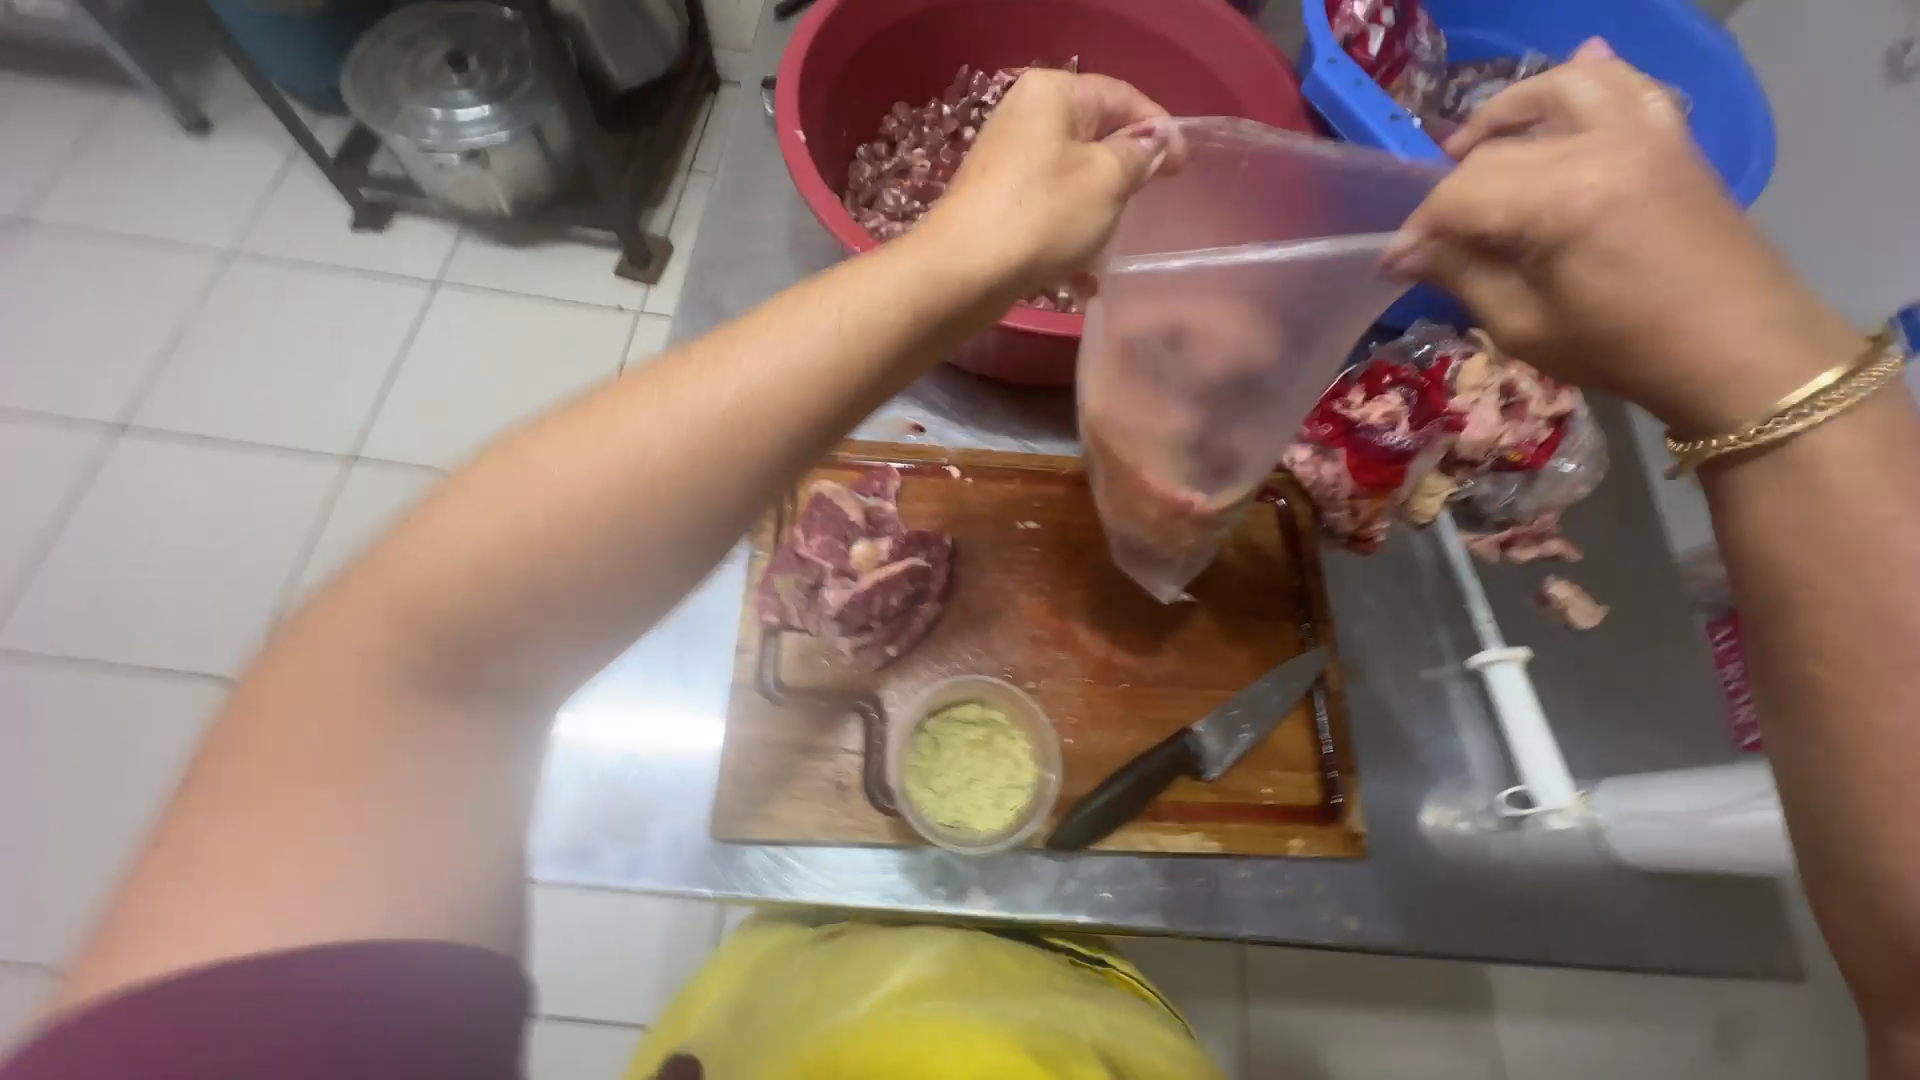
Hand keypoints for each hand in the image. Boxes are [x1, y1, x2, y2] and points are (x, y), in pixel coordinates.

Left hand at [919, 69, 1176, 299]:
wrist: (963, 273)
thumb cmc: (1042, 216)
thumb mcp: (1107, 180)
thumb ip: (1138, 156)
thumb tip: (1154, 141)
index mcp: (1052, 94)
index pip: (1121, 97)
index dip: (1157, 129)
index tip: (1181, 167)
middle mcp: (1024, 119)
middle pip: (1092, 139)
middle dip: (1123, 176)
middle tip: (1149, 205)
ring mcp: (1005, 165)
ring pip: (1070, 183)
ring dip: (1096, 216)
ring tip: (1112, 248)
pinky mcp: (995, 207)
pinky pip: (1045, 214)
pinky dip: (1067, 240)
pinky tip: (1083, 279)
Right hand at [1387, 40, 1858, 435]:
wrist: (1734, 348)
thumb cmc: (1619, 348)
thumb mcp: (1520, 325)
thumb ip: (1461, 274)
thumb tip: (1405, 254)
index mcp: (1562, 202)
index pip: (1460, 195)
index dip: (1416, 229)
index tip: (1392, 264)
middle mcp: (1603, 148)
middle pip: (1498, 149)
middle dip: (1448, 192)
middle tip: (1428, 238)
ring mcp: (1645, 134)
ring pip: (1563, 86)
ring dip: (1508, 110)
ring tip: (1472, 146)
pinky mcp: (1671, 139)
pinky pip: (1627, 84)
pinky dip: (1590, 76)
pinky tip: (1570, 72)